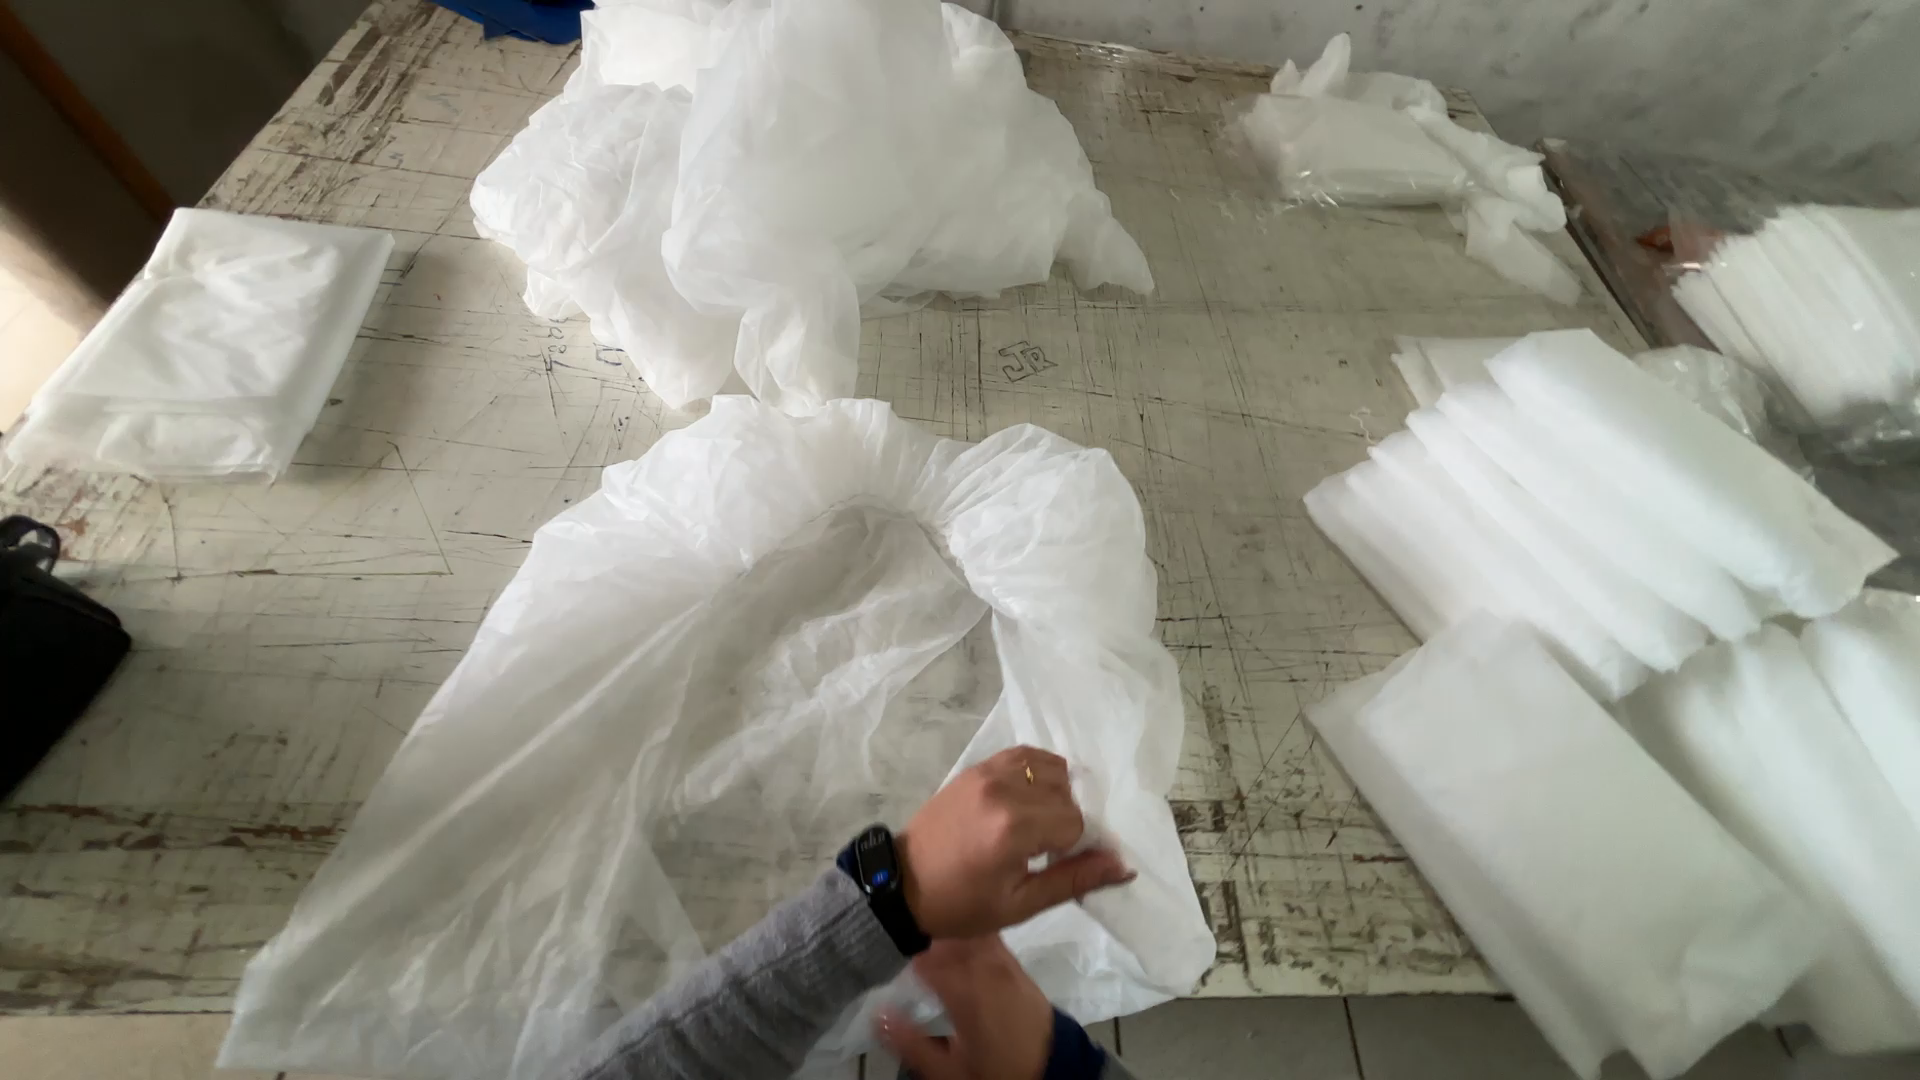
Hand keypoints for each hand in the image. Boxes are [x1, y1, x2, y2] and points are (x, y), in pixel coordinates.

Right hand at [877, 937, 1053, 1079]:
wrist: (1049, 1061)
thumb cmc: (996, 1068)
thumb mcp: (950, 1070)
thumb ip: (912, 1043)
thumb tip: (877, 1014)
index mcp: (964, 987)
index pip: (923, 953)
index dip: (899, 948)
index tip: (883, 952)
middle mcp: (982, 962)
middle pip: (942, 932)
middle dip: (918, 931)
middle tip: (896, 938)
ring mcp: (997, 954)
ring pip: (961, 926)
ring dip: (939, 926)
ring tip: (919, 933)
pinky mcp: (1008, 953)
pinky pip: (979, 929)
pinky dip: (961, 927)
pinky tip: (948, 936)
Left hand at [898, 746, 1133, 938]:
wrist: (904, 883)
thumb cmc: (962, 903)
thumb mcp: (1021, 904)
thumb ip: (1074, 879)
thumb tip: (1124, 866)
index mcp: (1013, 828)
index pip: (1075, 823)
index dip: (1076, 846)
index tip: (1060, 864)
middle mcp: (1003, 790)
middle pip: (1066, 793)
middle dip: (1066, 821)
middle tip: (1048, 850)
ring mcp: (988, 772)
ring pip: (1050, 768)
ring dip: (1055, 793)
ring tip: (1039, 823)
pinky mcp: (977, 766)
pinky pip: (1023, 754)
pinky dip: (1038, 770)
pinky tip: (1032, 796)